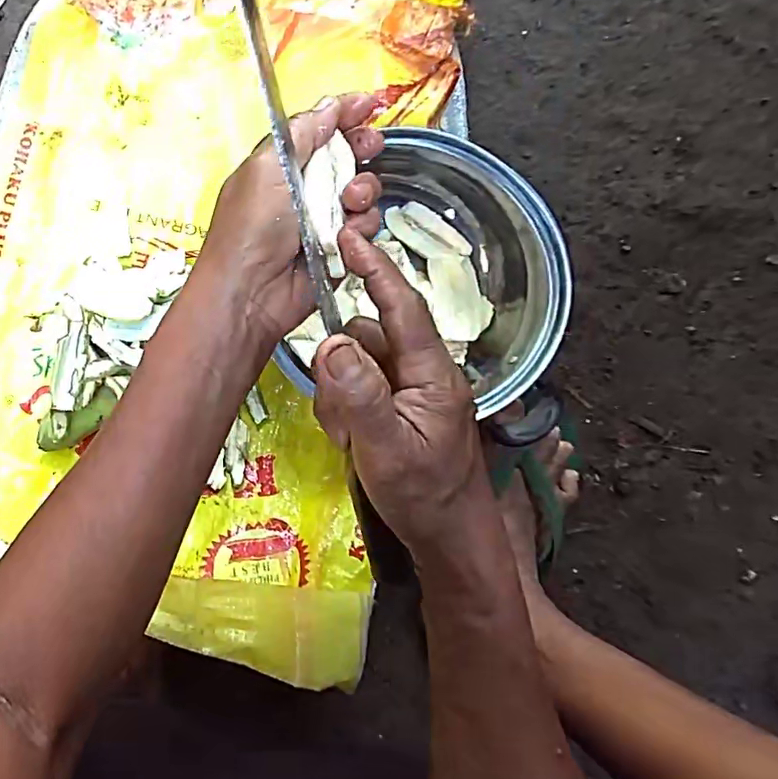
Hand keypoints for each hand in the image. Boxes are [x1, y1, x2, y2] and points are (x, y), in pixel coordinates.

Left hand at [193, 93, 385, 347]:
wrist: (249, 292)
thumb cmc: (249, 229)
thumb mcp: (268, 169)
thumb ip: (301, 134)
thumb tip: (330, 105)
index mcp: (279, 164)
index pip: (317, 130)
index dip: (344, 114)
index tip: (369, 104)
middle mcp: (302, 188)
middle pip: (347, 155)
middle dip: (361, 146)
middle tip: (368, 146)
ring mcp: (321, 218)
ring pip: (363, 190)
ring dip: (362, 189)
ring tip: (347, 201)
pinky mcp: (338, 248)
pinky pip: (366, 226)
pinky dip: (360, 226)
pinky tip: (343, 234)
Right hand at [311, 226, 488, 550]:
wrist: (445, 541)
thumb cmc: (425, 495)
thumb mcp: (386, 448)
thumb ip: (358, 395)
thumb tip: (332, 342)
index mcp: (432, 373)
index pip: (402, 308)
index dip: (376, 269)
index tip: (350, 237)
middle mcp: (419, 372)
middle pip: (363, 338)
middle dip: (341, 370)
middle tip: (343, 419)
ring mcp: (403, 390)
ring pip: (351, 363)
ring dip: (338, 394)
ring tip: (351, 436)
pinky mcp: (389, 406)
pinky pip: (350, 387)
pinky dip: (340, 408)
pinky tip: (352, 439)